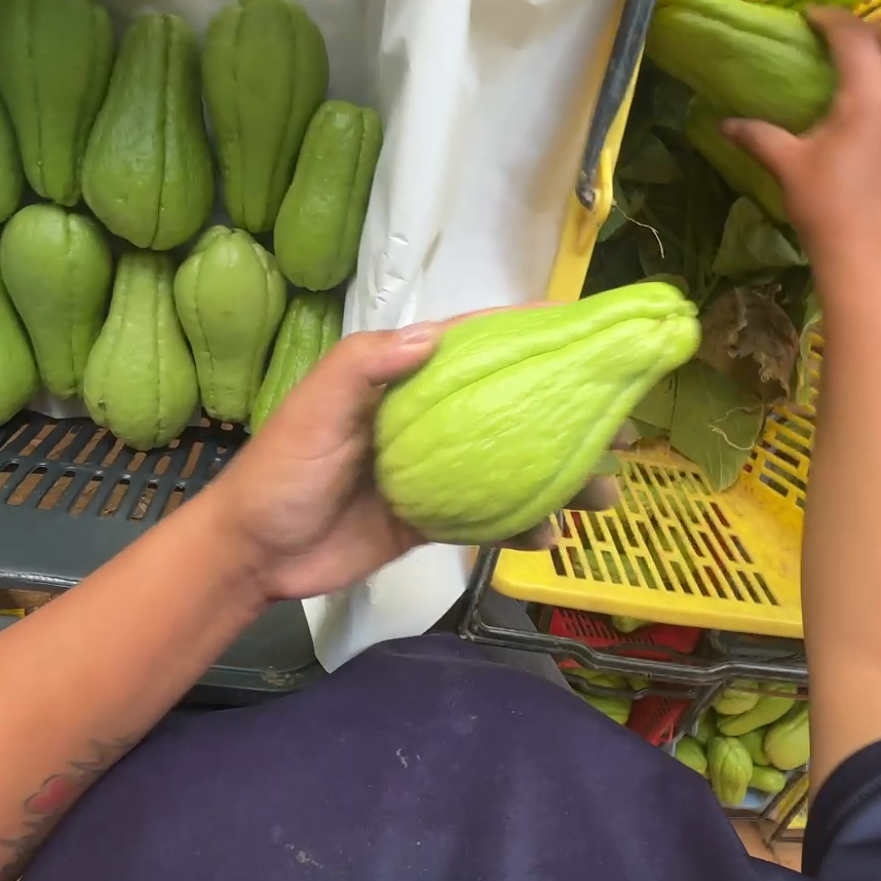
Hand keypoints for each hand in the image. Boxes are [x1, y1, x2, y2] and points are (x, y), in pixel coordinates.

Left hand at [201, 318, 618, 602]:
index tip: (584, 328)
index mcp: (401, 382)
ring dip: (559, 476)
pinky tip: (548, 538)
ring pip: (510, 466)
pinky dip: (522, 527)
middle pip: (508, 407)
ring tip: (604, 491)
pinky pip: (489, 518)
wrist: (257, 552)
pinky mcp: (431, 519)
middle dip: (565, 413)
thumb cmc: (283, 468)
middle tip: (622, 427)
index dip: (525, 331)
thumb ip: (367, 365)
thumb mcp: (316, 407)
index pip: (471, 345)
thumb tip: (435, 335)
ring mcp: (433, 472)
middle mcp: (426, 421)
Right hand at [721, 9, 880, 289]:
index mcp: (869, 95)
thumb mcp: (787, 165)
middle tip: (840, 39)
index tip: (809, 18)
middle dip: (873, 28)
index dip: (832, 22)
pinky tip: (870, 97)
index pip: (855, 39)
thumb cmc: (825, 204)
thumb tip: (723, 123)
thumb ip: (758, 136)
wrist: (866, 248)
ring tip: (857, 63)